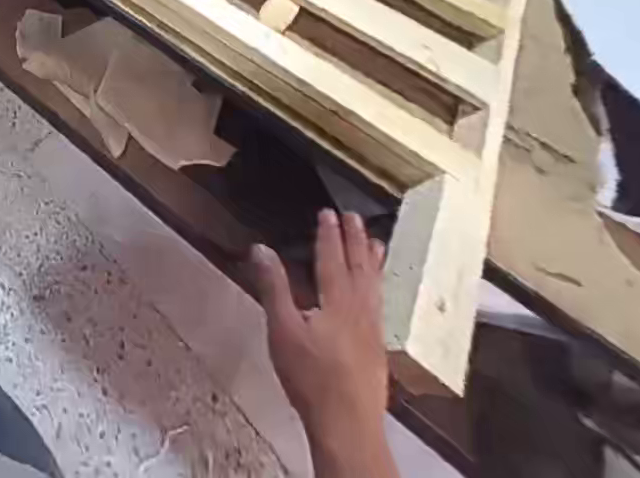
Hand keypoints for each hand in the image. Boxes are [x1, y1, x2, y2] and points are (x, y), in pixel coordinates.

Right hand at [252, 210, 397, 477]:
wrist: (348, 428)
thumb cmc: (310, 377)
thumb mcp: (282, 329)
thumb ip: (273, 286)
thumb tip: (261, 248)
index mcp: (336, 301)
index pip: (331, 259)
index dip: (329, 235)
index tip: (329, 212)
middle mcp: (359, 310)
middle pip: (359, 267)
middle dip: (355, 240)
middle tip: (355, 217)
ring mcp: (372, 331)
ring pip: (374, 286)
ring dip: (372, 261)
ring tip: (377, 243)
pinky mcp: (377, 350)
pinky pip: (379, 304)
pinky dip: (378, 286)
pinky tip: (376, 292)